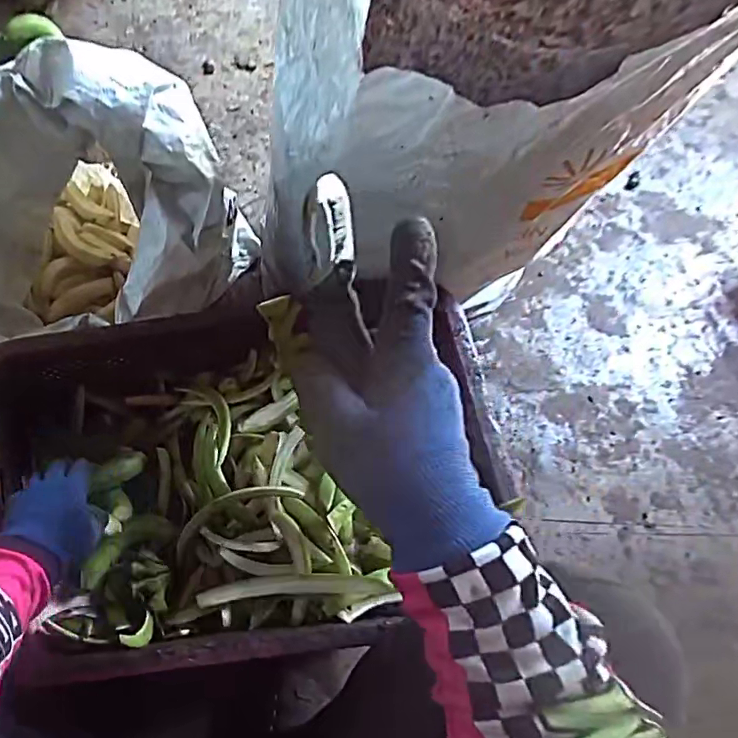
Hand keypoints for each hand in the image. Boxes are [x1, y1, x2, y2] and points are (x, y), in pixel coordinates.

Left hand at [0, 460, 99, 582]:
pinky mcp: (15, 501)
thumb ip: (97, 520)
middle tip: (68, 473)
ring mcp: (31, 489)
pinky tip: (29, 504)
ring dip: (44, 479)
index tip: (87, 468)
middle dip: (64, 467)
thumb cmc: (67, 543)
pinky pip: (24, 492)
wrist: (30, 552)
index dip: (84, 467)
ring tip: (48, 486)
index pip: (81, 467)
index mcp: (74, 486)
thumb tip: (101, 515)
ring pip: (38, 475)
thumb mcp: (91, 534)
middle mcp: (52, 482)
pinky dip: (28, 496)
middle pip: (58, 465)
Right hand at [287, 218, 508, 570]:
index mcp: (403, 359)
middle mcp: (422, 365)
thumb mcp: (334, 423)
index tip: (411, 222)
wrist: (436, 515)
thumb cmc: (383, 466)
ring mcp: (430, 389)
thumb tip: (301, 347)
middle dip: (380, 290)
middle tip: (350, 274)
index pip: (408, 296)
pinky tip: (353, 386)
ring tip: (336, 336)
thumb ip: (315, 379)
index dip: (408, 258)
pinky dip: (373, 365)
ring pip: (393, 349)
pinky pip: (396, 374)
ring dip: (370, 334)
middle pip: (396, 318)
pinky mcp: (428, 411)